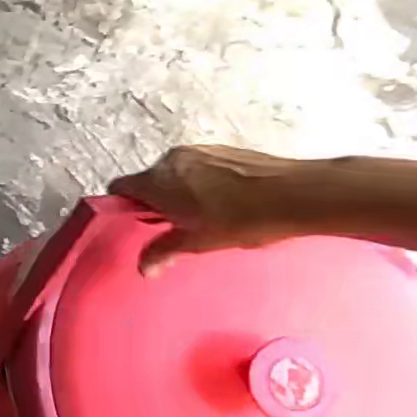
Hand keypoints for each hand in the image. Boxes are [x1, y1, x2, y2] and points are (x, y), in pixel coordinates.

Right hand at [108, 146, 302, 274]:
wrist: (295, 194)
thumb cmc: (240, 220)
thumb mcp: (197, 242)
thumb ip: (163, 251)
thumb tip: (144, 268)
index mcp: (156, 181)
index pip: (120, 187)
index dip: (124, 206)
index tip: (141, 223)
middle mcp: (171, 160)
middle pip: (148, 180)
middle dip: (156, 201)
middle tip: (177, 225)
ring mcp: (197, 151)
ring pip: (173, 173)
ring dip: (179, 191)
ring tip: (205, 215)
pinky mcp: (221, 149)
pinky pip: (196, 166)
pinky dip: (200, 182)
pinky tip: (225, 201)